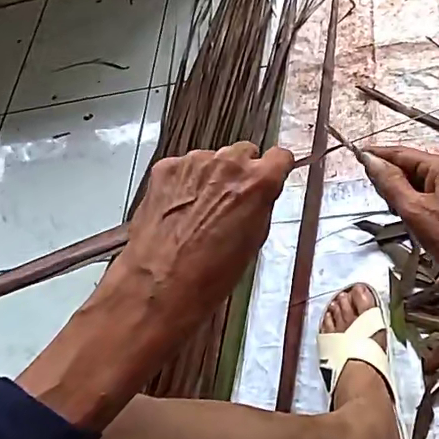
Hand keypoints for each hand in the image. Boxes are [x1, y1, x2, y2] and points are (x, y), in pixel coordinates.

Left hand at [18, 142, 291, 427]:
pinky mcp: (165, 169)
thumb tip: (261, 194)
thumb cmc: (210, 274)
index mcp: (257, 182)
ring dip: (211, 177)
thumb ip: (261, 205)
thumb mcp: (255, 240)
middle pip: (244, 153)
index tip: (271, 176)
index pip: (279, 156)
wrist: (158, 285)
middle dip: (241, 173)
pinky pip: (184, 167)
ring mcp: (193, 163)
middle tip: (232, 202)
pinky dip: (185, 182)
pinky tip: (180, 209)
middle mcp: (227, 164)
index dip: (275, 169)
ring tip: (201, 211)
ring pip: (212, 158)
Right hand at [359, 146, 438, 327]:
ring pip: (420, 182)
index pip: (402, 153)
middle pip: (411, 166)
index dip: (378, 155)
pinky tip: (407, 217)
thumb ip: (391, 184)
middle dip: (390, 175)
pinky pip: (430, 196)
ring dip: (401, 191)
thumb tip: (370, 159)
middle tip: (371, 189)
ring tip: (389, 206)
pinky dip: (414, 202)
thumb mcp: (415, 212)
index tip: (357, 155)